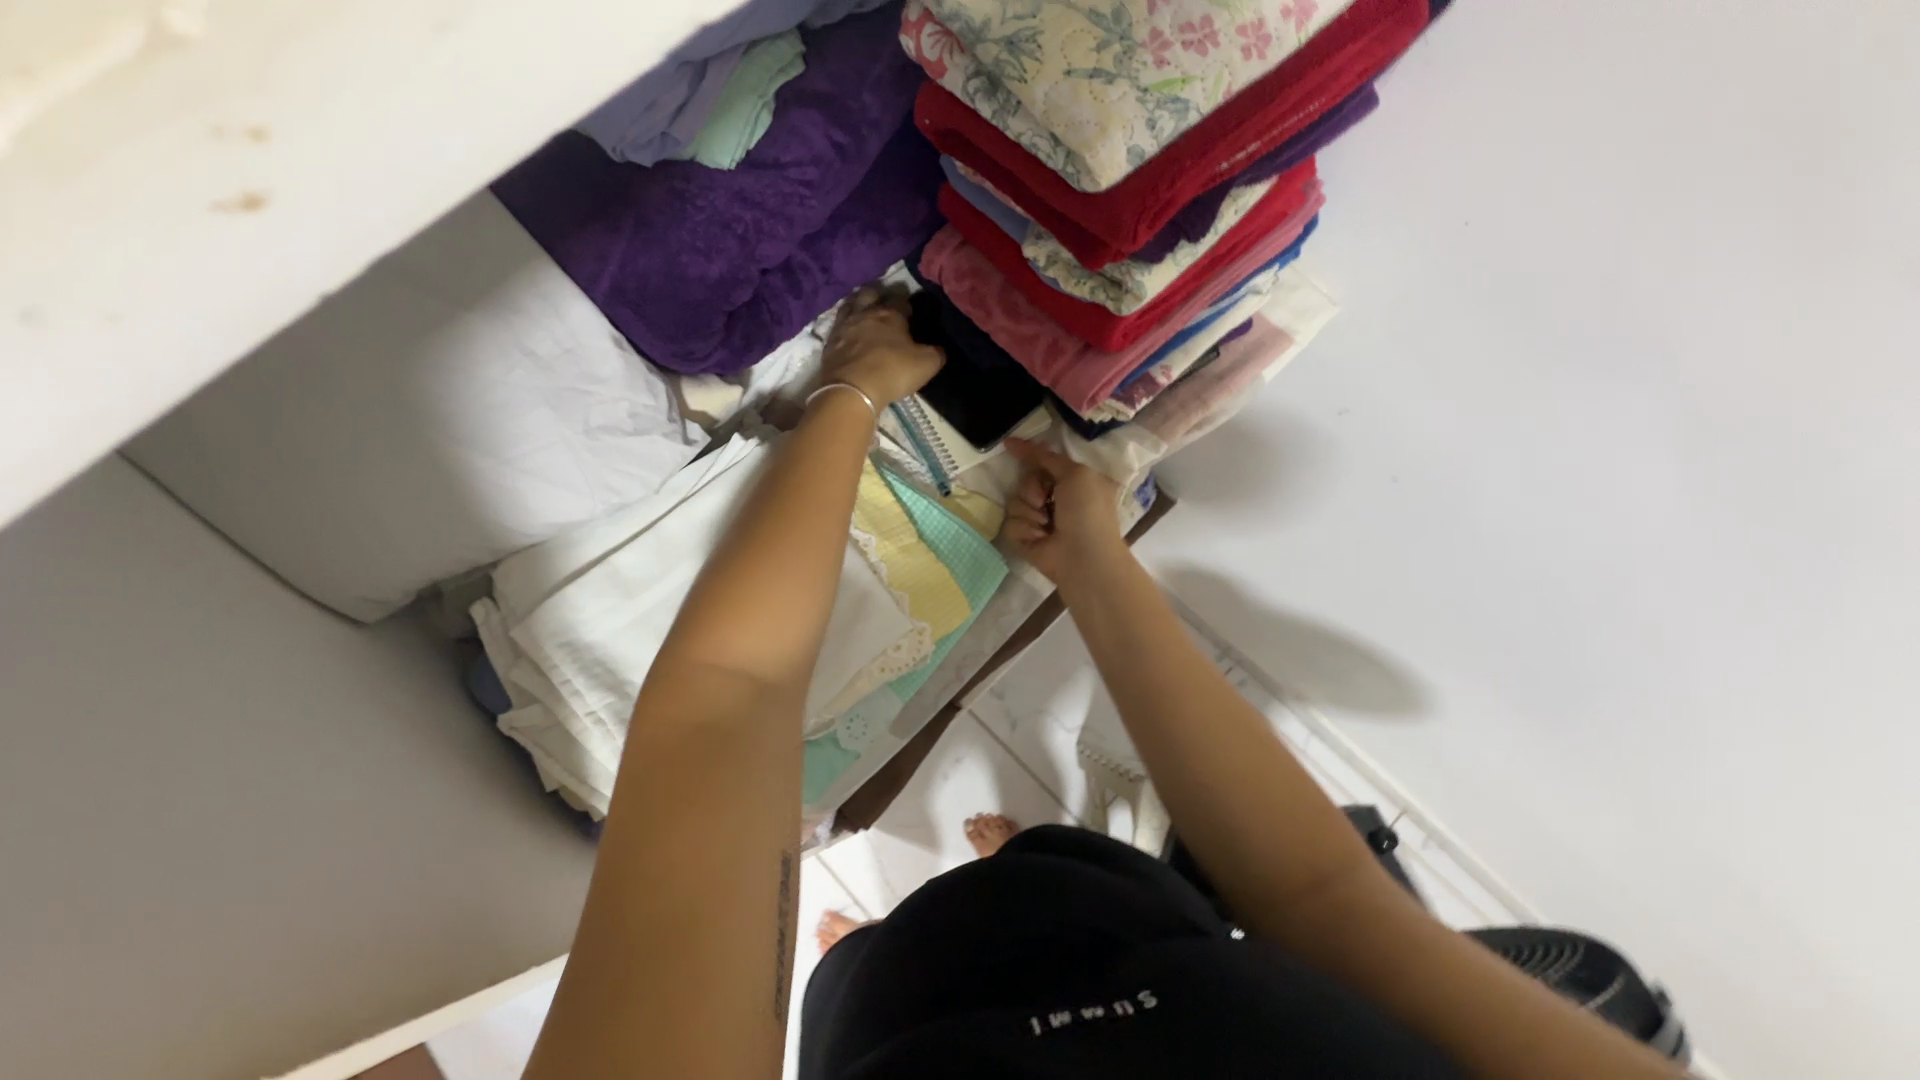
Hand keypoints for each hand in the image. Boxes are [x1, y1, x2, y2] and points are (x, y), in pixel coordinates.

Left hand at [820, 283, 943, 406]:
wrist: (852, 389)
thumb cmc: (892, 372)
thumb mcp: (926, 365)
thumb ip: (936, 353)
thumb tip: (939, 349)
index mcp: (891, 314)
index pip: (901, 300)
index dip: (907, 304)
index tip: (911, 313)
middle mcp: (866, 313)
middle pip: (870, 294)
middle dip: (878, 295)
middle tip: (884, 304)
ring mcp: (844, 326)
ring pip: (850, 305)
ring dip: (858, 305)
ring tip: (864, 312)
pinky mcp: (829, 342)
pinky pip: (837, 325)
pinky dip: (844, 325)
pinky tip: (848, 332)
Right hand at [1002, 438, 1128, 587]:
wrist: (1084, 556)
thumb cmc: (1087, 511)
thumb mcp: (1076, 473)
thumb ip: (1046, 457)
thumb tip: (1012, 441)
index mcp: (1072, 483)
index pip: (1043, 463)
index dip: (1028, 455)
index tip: (1009, 445)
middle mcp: (1055, 500)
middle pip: (1025, 481)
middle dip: (1032, 488)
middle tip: (1044, 500)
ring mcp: (1039, 520)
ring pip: (1014, 502)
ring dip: (1029, 511)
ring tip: (1046, 525)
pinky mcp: (1026, 539)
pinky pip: (1011, 524)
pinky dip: (1025, 529)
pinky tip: (1041, 538)